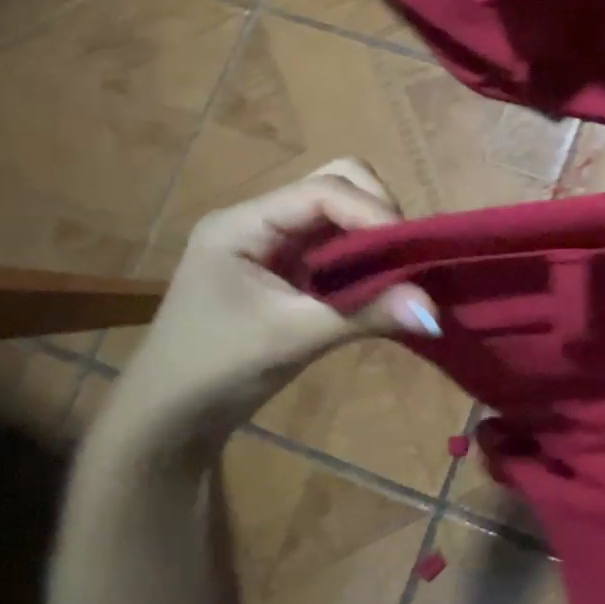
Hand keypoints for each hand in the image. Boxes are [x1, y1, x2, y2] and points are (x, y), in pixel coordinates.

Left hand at [109, 159, 438, 452]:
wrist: (168, 421)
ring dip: (375, 233)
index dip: (372, 212)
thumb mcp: (293, 338)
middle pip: (336, 182)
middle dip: (377, 210)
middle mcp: (259, 220)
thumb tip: (436, 311)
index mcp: (242, 224)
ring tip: (397, 270)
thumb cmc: (215, 370)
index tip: (411, 250)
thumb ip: (366, 314)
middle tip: (403, 254)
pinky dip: (367, 254)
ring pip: (342, 209)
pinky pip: (339, 241)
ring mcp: (273, 242)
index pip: (323, 191)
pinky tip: (381, 283)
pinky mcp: (289, 266)